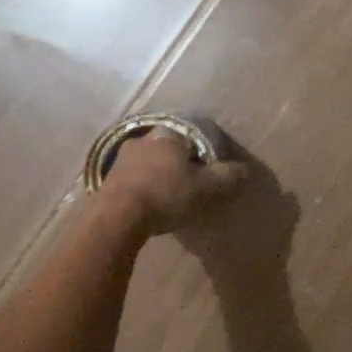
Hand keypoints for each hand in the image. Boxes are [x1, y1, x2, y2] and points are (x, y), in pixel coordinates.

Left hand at [98, 127, 246, 230]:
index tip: (208, 170)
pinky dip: (142, 189)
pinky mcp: (106, 180)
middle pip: (168, 149)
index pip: (192, 136)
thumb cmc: (167, 193)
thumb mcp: (208, 187)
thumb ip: (228, 176)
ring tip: (169, 196)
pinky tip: (149, 205)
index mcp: (168, 134)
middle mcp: (142, 139)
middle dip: (178, 163)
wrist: (117, 217)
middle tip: (189, 183)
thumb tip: (245, 170)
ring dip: (158, 176)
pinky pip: (132, 180)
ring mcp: (120, 159)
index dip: (203, 153)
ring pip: (148, 163)